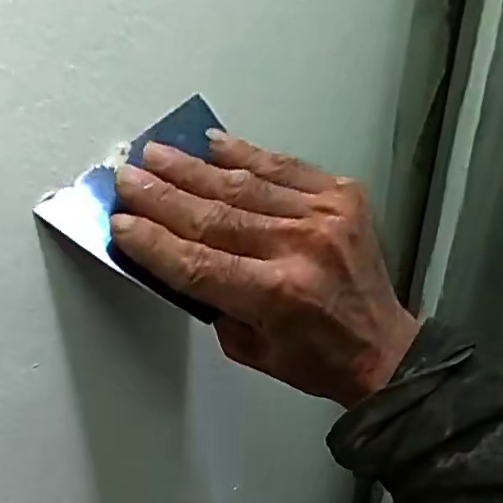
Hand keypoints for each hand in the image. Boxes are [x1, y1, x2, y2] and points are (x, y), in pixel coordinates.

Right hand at [111, 133, 419, 407]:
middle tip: (127, 179)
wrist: (380, 348)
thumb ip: (215, 303)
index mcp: (275, 295)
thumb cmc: (317, 359)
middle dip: (161, 197)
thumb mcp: (251, 348)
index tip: (121, 224)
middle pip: (212, 216)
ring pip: (242, 185)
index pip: (196, 261)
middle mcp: (299, 248)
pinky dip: (244, 155)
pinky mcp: (340, 196)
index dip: (153, 242)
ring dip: (192, 169)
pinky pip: (282, 167)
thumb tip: (180, 257)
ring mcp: (323, 216)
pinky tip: (211, 144)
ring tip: (156, 154)